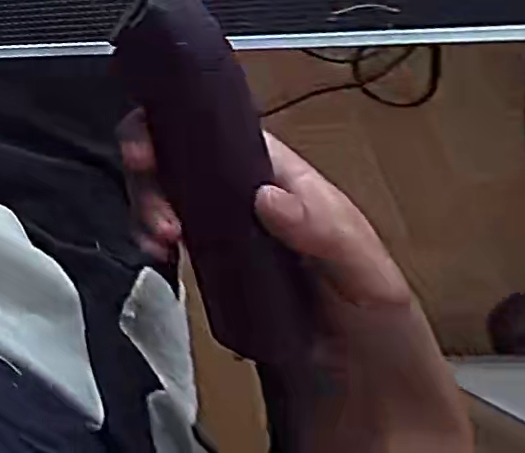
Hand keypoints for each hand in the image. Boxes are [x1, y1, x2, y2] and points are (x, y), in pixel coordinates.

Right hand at [116, 117, 471, 451]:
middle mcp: (240, 188)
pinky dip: (144, 231)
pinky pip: (158, 224)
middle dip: (145, 165)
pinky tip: (153, 252)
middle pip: (173, 151)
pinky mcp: (200, 251)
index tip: (148, 146)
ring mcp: (216, 219)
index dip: (172, 124)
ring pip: (158, 185)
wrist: (367, 401)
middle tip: (150, 199)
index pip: (216, 128)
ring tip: (158, 239)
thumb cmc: (382, 330)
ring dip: (143, 202)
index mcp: (280, 176)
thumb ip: (326, 234)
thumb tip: (265, 196)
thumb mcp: (372, 279)